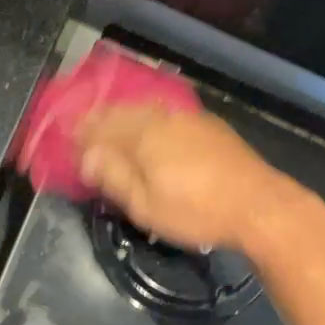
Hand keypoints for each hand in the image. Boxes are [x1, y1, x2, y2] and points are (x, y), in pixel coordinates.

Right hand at [77, 104, 301, 251]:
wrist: (258, 206)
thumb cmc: (196, 212)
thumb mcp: (146, 206)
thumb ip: (114, 177)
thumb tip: (87, 157)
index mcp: (143, 133)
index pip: (100, 125)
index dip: (80, 133)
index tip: (66, 141)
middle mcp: (164, 116)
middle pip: (123, 113)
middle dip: (101, 122)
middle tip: (85, 136)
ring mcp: (190, 118)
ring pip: (147, 112)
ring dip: (126, 120)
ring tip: (114, 135)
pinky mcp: (210, 128)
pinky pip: (168, 117)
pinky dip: (150, 123)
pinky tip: (152, 137)